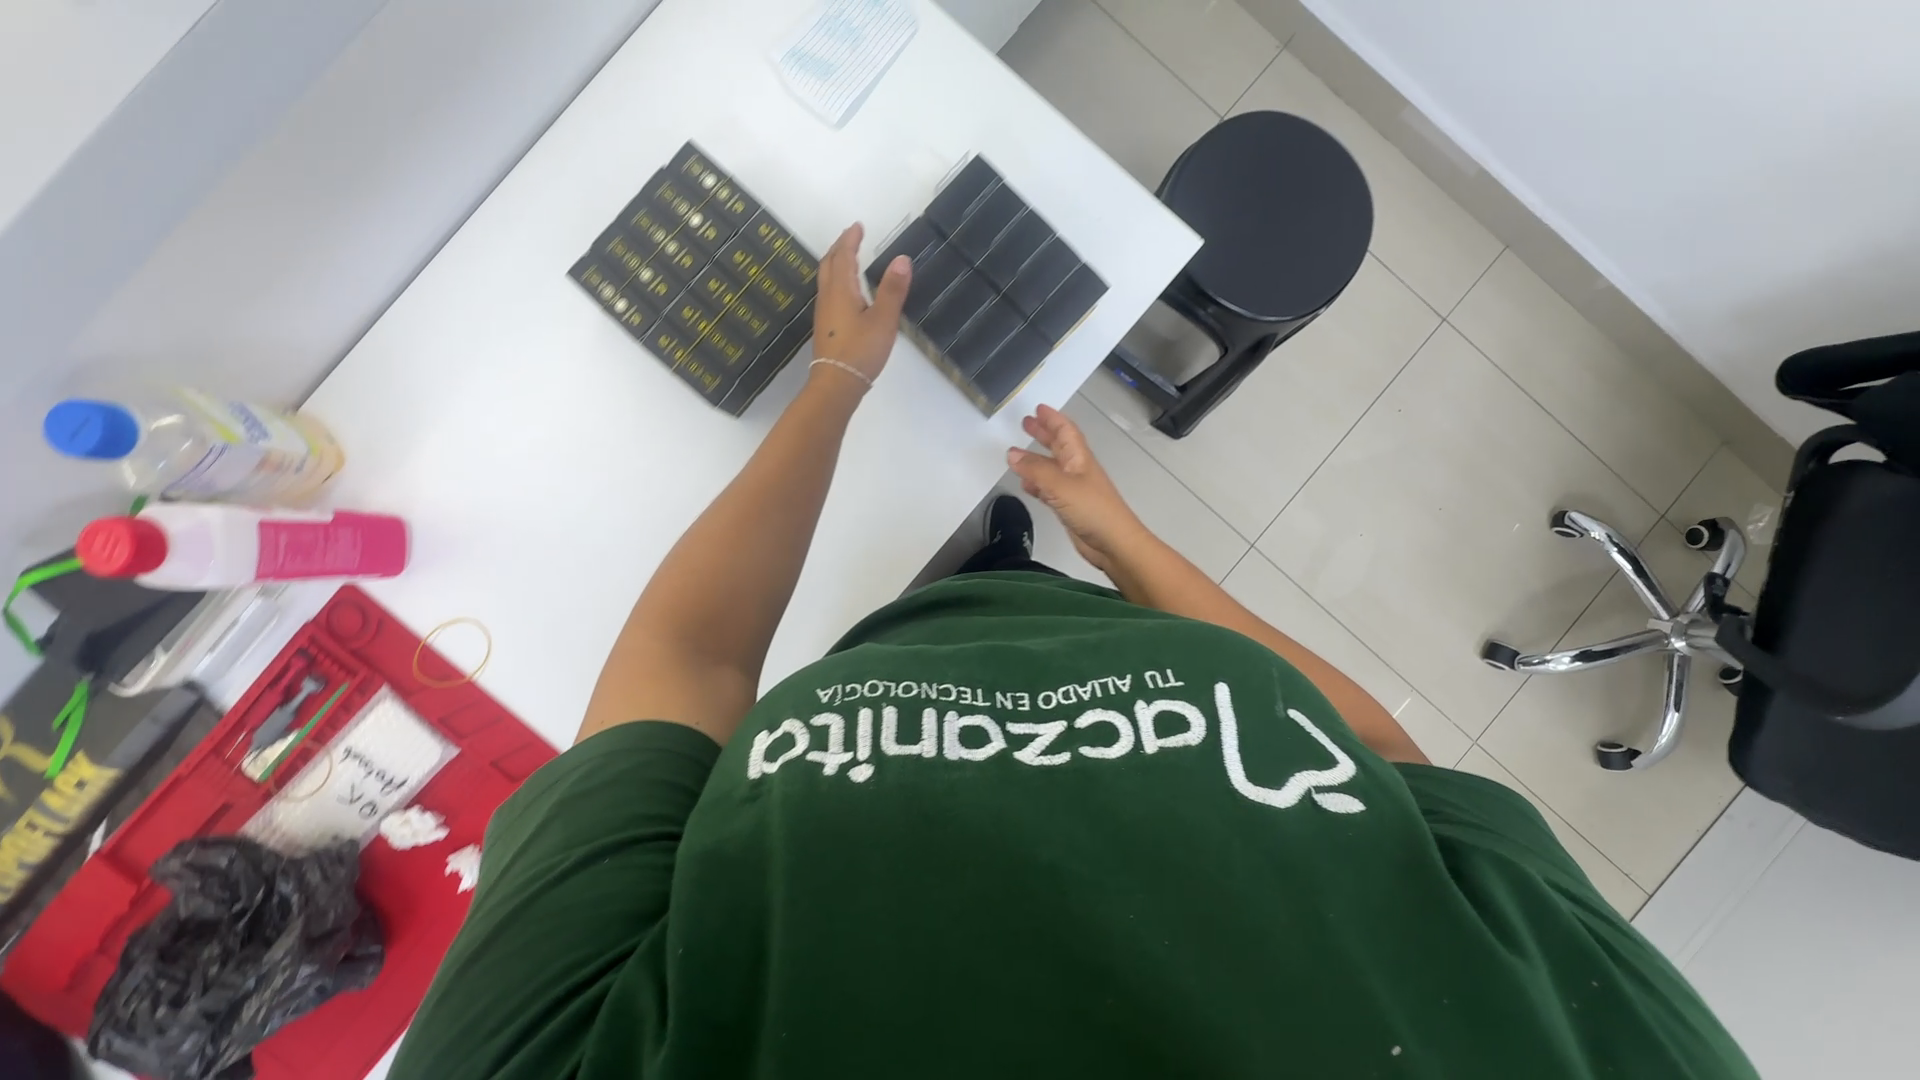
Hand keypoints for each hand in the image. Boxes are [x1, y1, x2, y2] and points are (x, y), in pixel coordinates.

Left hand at [812, 223, 911, 390]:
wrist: (837, 383)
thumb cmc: (860, 350)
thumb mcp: (883, 320)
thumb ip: (892, 289)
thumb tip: (902, 258)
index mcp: (841, 290)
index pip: (843, 256)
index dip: (850, 240)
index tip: (858, 227)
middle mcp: (828, 297)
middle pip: (829, 264)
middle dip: (839, 248)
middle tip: (851, 238)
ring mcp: (824, 313)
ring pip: (826, 279)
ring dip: (835, 263)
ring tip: (847, 258)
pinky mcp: (826, 327)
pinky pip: (829, 293)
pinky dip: (836, 281)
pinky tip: (846, 292)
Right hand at [1006, 405, 1150, 571]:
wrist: (1113, 543)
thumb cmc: (1092, 510)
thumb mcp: (1061, 485)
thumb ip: (1035, 469)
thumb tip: (1011, 453)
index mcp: (1079, 458)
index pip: (1065, 431)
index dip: (1052, 419)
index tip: (1038, 409)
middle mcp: (1076, 470)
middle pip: (1059, 446)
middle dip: (1043, 434)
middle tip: (1026, 423)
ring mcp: (1073, 490)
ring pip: (1051, 468)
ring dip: (1036, 459)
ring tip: (1017, 454)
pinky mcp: (1069, 508)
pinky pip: (1049, 489)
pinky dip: (1036, 484)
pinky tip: (1026, 485)